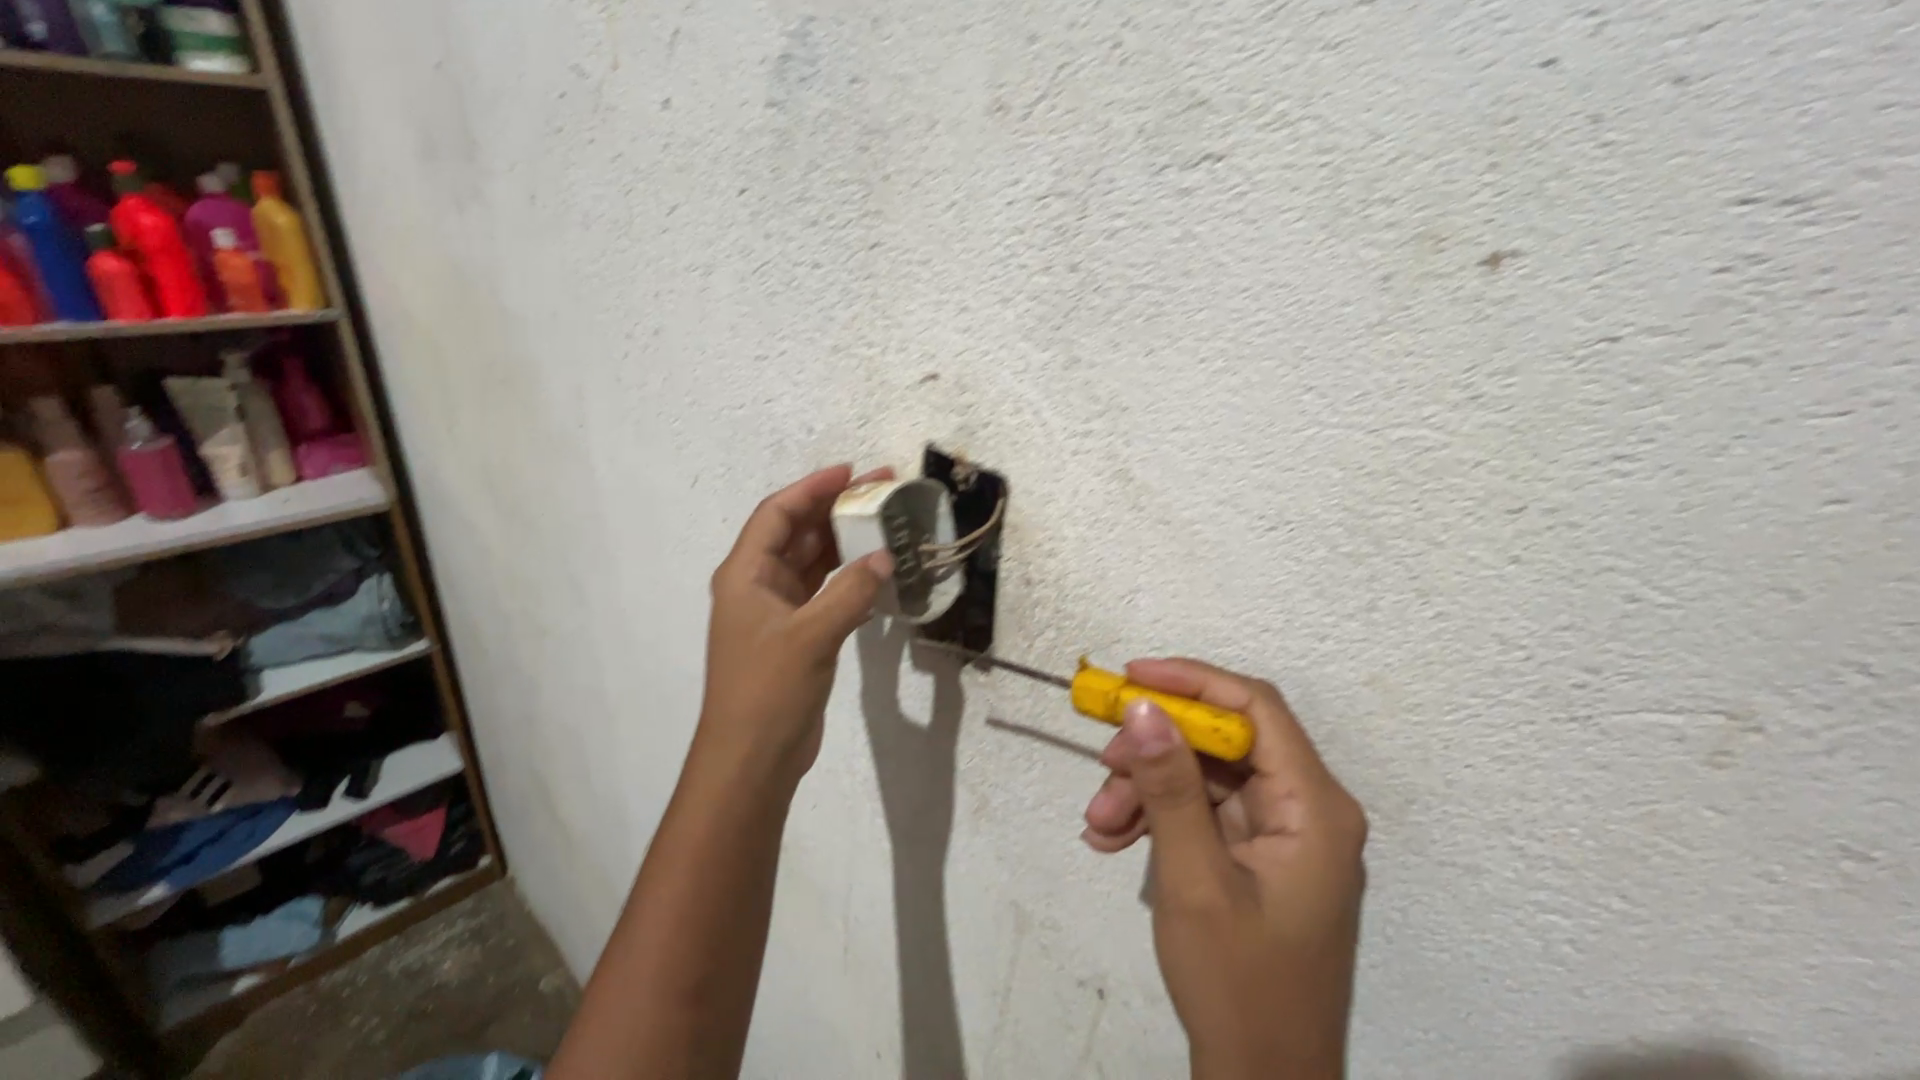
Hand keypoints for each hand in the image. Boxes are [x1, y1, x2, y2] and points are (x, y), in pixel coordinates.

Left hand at [698, 465, 894, 786]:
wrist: (752, 758)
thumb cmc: (768, 690)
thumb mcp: (811, 636)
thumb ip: (850, 592)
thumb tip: (885, 558)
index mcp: (745, 574)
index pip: (777, 514)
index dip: (812, 488)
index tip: (852, 473)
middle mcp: (757, 586)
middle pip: (796, 534)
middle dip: (835, 511)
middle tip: (882, 494)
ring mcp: (777, 612)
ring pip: (812, 563)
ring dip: (844, 544)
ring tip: (885, 526)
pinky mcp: (796, 636)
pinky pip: (824, 593)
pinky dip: (848, 580)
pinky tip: (878, 574)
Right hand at [1081, 660, 1367, 1079]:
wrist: (1263, 1078)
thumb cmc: (1239, 983)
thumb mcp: (1194, 880)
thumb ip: (1170, 788)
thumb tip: (1144, 707)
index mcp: (1315, 808)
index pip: (1256, 710)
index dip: (1192, 682)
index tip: (1130, 678)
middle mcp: (1308, 810)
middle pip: (1224, 745)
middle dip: (1157, 752)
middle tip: (1103, 769)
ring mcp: (1284, 837)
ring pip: (1206, 779)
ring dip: (1148, 791)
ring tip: (1098, 826)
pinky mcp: (1259, 860)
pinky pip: (1205, 816)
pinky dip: (1159, 820)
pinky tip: (1113, 841)